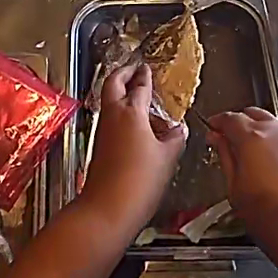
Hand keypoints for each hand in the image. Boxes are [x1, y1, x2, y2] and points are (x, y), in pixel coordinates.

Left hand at [79, 63, 186, 230]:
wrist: (107, 209)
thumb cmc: (139, 181)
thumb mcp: (167, 157)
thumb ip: (175, 138)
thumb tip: (178, 130)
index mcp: (131, 112)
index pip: (139, 85)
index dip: (145, 75)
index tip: (146, 68)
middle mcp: (113, 116)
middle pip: (113, 84)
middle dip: (123, 73)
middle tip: (134, 69)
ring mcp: (103, 130)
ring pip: (108, 100)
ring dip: (120, 92)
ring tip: (137, 96)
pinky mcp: (99, 146)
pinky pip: (109, 119)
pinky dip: (120, 113)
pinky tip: (135, 126)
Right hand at [208, 108, 277, 253]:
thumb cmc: (272, 218)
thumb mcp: (235, 189)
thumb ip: (226, 157)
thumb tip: (218, 140)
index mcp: (252, 137)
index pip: (230, 118)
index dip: (218, 122)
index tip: (213, 129)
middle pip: (254, 115)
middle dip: (240, 124)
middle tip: (230, 141)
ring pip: (275, 127)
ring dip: (261, 135)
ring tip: (253, 160)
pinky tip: (276, 171)